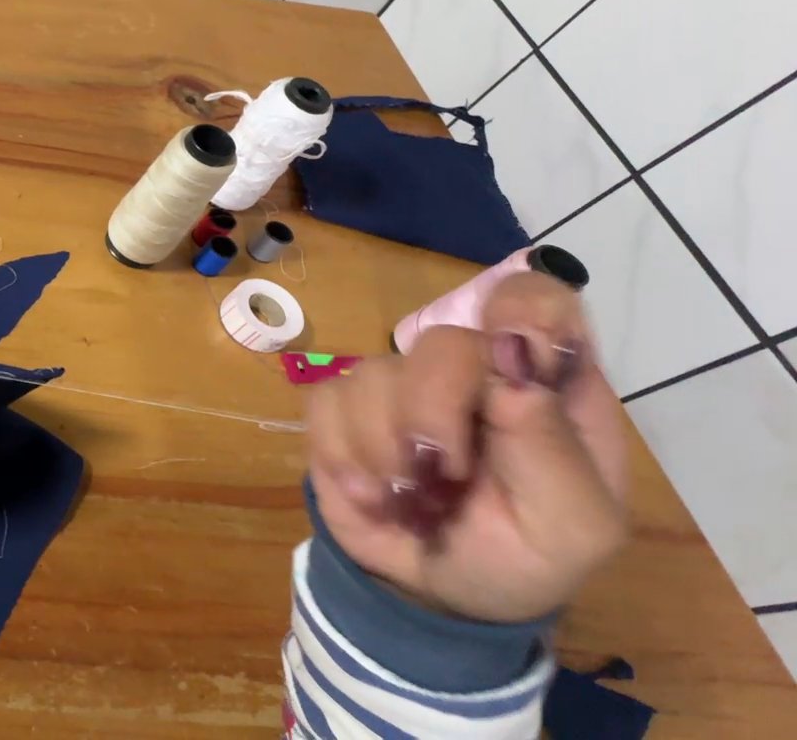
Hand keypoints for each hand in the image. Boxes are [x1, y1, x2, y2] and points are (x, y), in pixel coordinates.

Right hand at [305, 272, 627, 622]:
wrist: (437, 594)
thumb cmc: (523, 557)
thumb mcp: (571, 526)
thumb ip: (552, 446)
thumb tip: (511, 358)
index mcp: (545, 386)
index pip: (537, 301)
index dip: (521, 310)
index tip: (509, 353)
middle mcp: (473, 373)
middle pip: (442, 340)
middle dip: (432, 410)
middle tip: (439, 470)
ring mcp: (401, 387)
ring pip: (373, 373)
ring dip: (384, 447)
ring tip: (404, 495)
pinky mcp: (343, 409)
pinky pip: (324, 401)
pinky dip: (344, 454)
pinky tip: (370, 491)